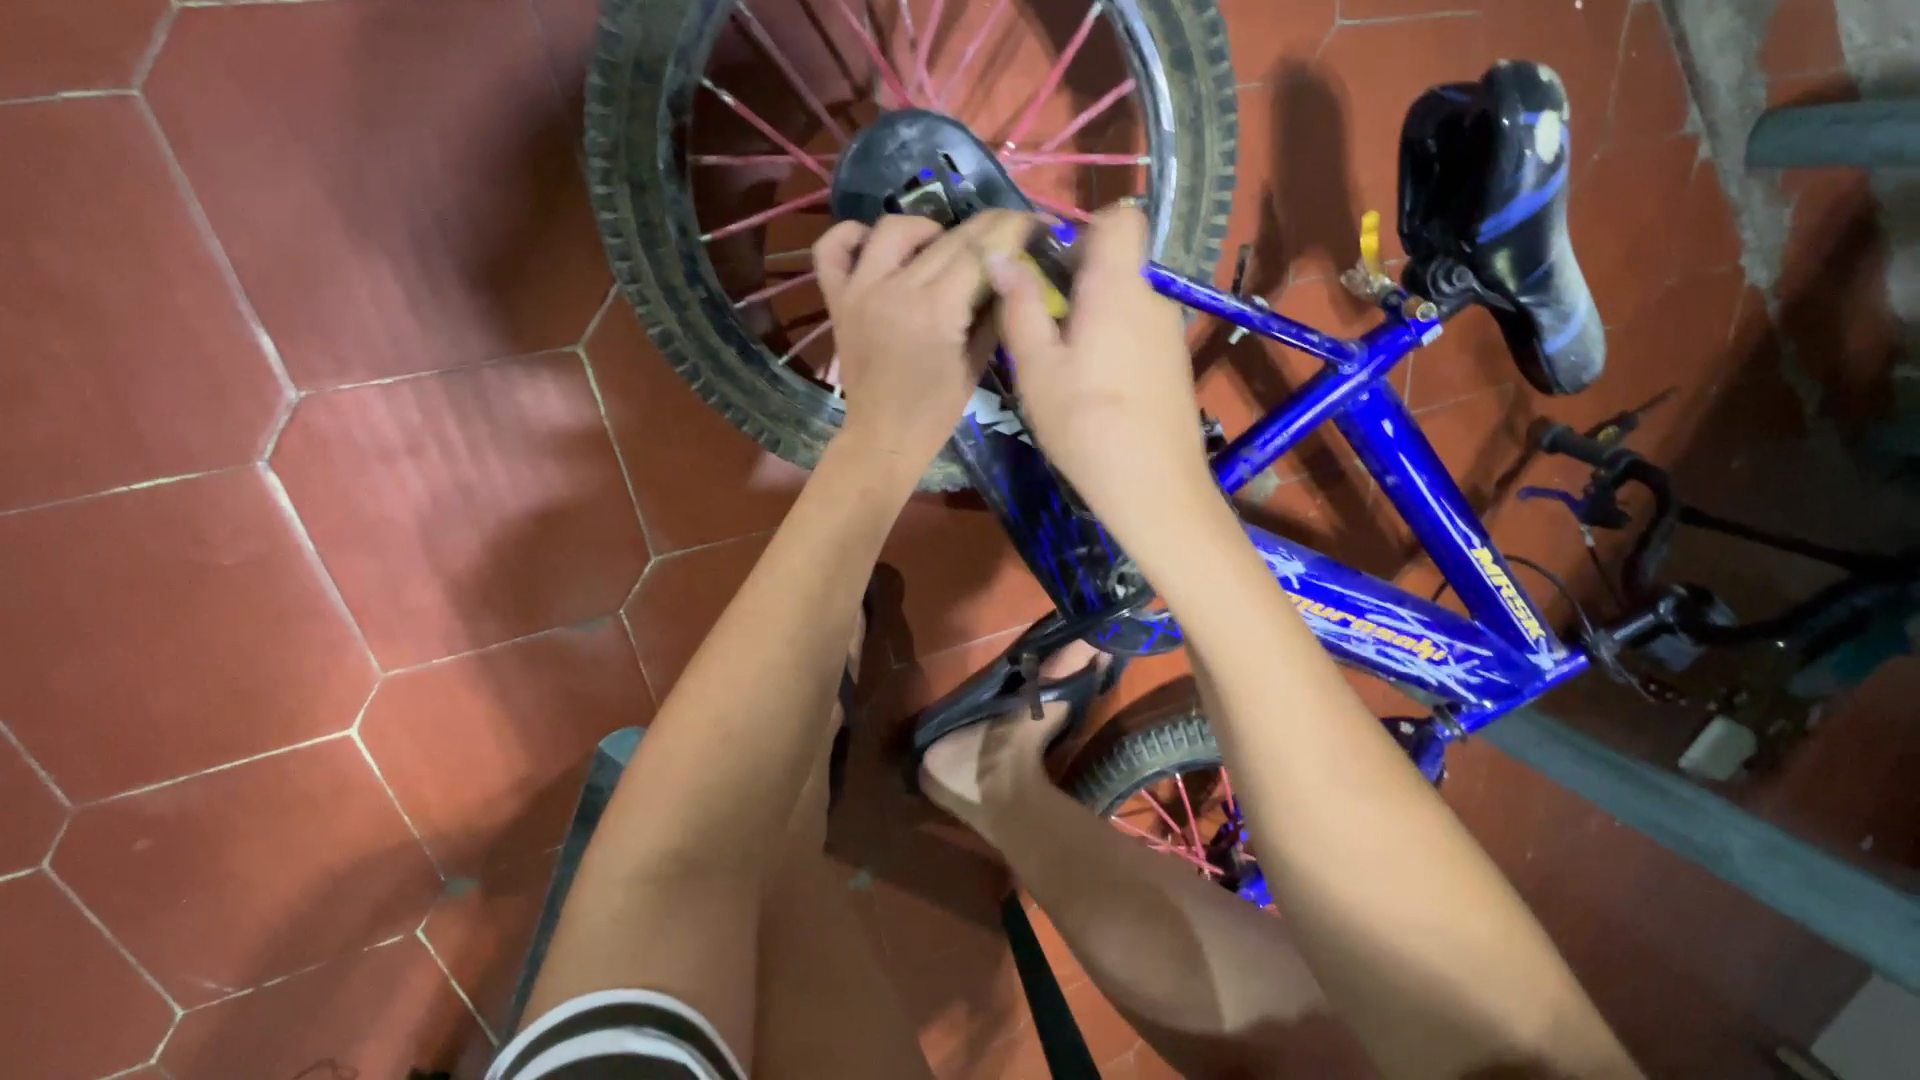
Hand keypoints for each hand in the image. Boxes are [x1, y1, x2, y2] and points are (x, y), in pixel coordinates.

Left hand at [814, 210, 1036, 474]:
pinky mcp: (837, 299)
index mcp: (937, 310)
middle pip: (947, 238)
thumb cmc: (936, 411)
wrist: (883, 437)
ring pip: (893, 229)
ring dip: (925, 228)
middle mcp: (896, 289)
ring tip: (940, 245)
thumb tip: (1012, 272)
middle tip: (1006, 226)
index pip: (981, 252)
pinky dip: (851, 236)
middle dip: (986, 226)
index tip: (1034, 222)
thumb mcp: (976, 364)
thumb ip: (994, 314)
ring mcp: (860, 290)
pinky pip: (832, 250)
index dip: (1013, 230)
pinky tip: (875, 245)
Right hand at [988, 205, 1210, 528]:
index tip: (1051, 266)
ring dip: (1091, 318)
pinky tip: (1093, 391)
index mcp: (1118, 287)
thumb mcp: (1036, 367)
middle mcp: (1152, 299)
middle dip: (1076, 282)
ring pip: (1124, 303)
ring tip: (1062, 368)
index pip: (1122, 217)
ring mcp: (1168, 333)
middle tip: (1040, 329)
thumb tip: (1001, 255)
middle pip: (1116, 264)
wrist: (1154, 486)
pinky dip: (1111, 344)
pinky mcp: (1173, 364)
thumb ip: (1019, 306)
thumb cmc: (1085, 422)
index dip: (1085, 228)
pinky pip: (1136, 334)